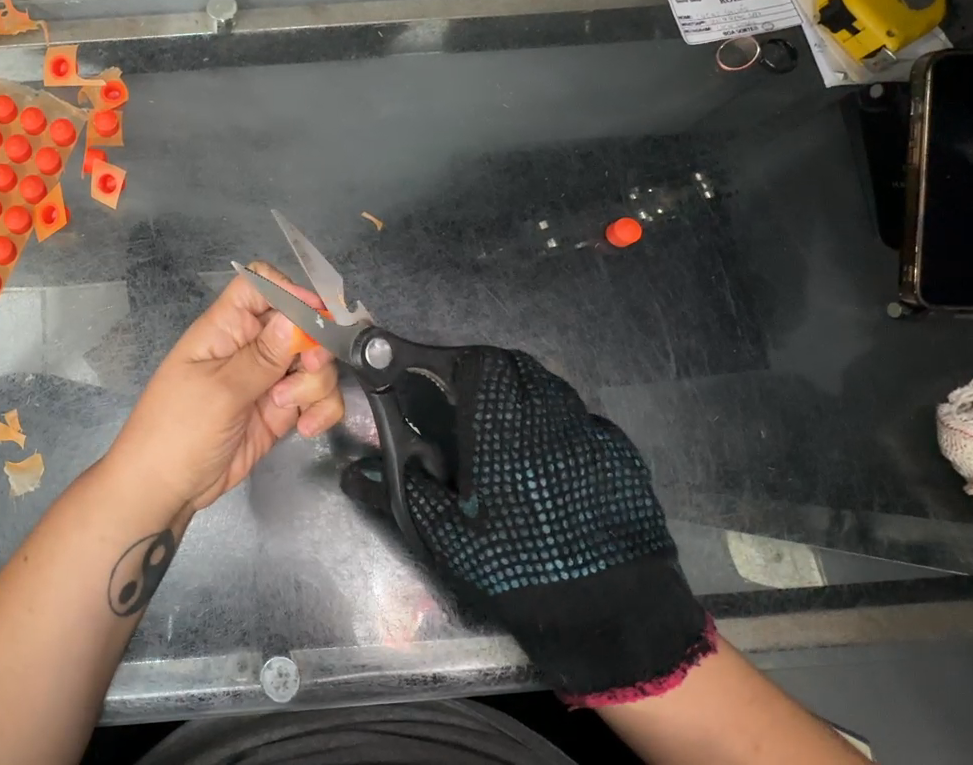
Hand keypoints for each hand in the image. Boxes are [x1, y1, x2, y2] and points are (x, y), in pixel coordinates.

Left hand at [109, 262, 345, 512]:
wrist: (164, 490)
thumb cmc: (177, 432)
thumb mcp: (220, 392)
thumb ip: (262, 356)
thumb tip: (298, 316)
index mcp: (224, 328)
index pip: (260, 285)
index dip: (291, 292)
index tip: (317, 316)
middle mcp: (248, 347)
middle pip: (299, 323)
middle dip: (314, 345)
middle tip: (309, 369)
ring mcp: (265, 380)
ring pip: (314, 362)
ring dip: (316, 384)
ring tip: (290, 408)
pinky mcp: (279, 411)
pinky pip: (315, 397)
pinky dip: (321, 409)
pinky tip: (307, 428)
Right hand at [340, 347, 712, 704]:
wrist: (608, 611)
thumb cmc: (515, 567)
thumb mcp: (446, 535)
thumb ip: (399, 490)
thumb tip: (350, 474)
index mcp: (501, 429)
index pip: (479, 362)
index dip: (454, 362)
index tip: (436, 378)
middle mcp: (548, 418)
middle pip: (516, 366)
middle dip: (486, 372)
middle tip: (465, 401)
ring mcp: (591, 433)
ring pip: (551, 386)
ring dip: (522, 391)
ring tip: (505, 428)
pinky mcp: (622, 454)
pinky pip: (581, 417)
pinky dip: (557, 420)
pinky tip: (548, 457)